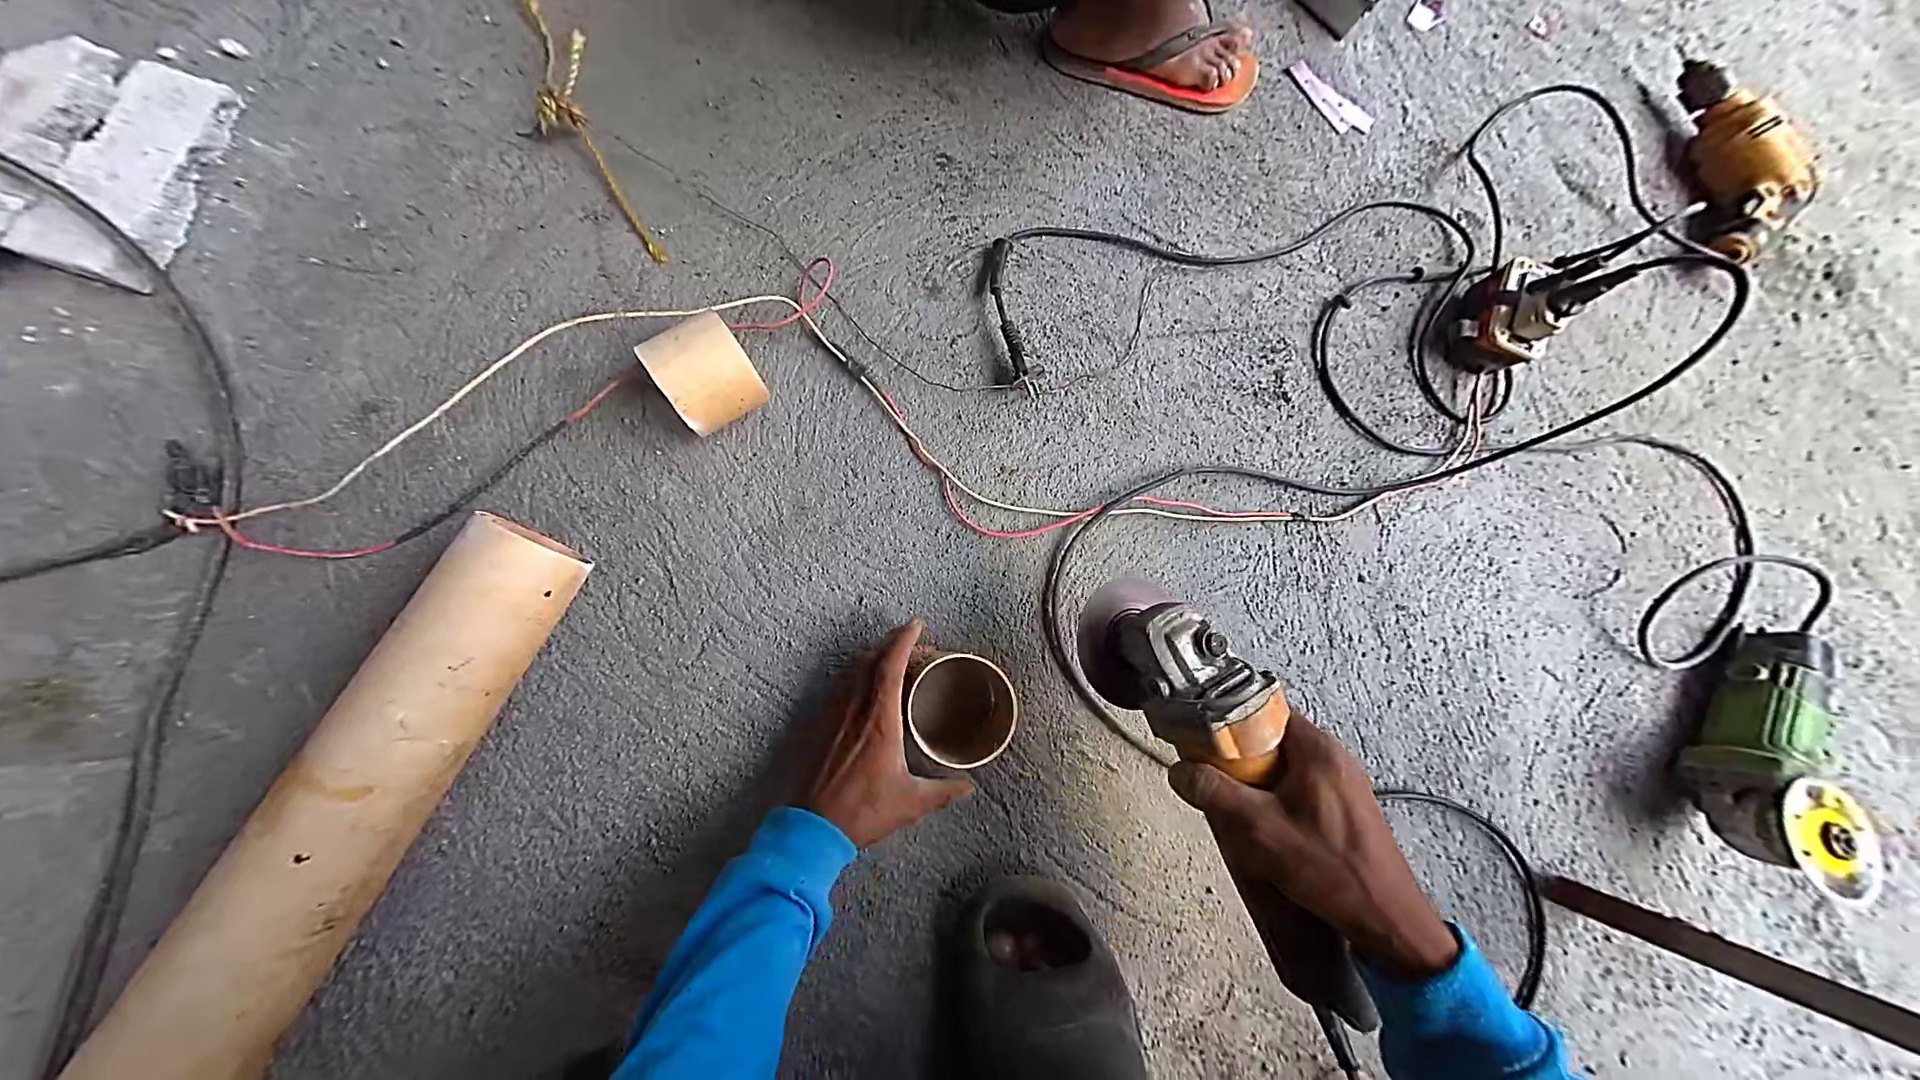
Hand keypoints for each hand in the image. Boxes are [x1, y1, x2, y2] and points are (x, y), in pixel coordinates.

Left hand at [804, 618, 973, 847]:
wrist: (813, 827)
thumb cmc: (861, 811)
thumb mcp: (911, 802)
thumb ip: (943, 791)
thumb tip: (968, 786)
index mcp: (880, 720)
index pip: (891, 666)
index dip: (904, 640)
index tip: (916, 625)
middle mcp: (855, 709)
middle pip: (870, 659)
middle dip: (891, 641)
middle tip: (910, 637)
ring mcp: (834, 715)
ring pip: (853, 670)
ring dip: (872, 655)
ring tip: (890, 655)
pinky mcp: (821, 725)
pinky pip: (839, 686)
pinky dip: (855, 674)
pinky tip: (862, 683)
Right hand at [1167, 715, 1458, 978]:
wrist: (1388, 923)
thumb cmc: (1341, 875)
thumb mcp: (1259, 830)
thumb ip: (1214, 794)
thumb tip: (1184, 772)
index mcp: (1318, 749)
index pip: (1262, 707)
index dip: (1228, 719)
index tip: (1207, 738)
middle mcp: (1332, 758)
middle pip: (1267, 735)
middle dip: (1237, 757)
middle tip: (1220, 779)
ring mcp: (1339, 781)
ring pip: (1279, 762)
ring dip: (1254, 780)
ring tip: (1242, 808)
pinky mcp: (1340, 804)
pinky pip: (1294, 784)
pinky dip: (1272, 797)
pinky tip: (1265, 825)